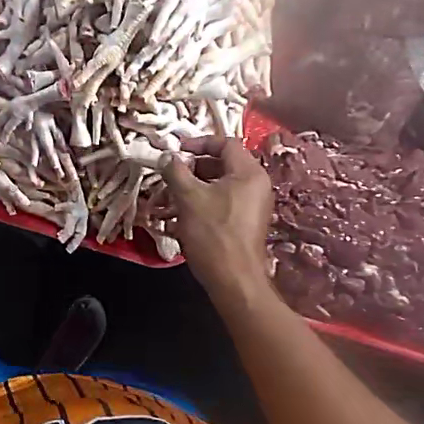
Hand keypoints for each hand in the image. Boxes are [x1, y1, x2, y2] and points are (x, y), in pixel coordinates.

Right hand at [161, 136, 274, 301]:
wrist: (234, 281)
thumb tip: (167, 156)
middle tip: (170, 177)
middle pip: (221, 165)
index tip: (178, 151)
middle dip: (192, 170)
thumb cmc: (214, 234)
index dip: (199, 143)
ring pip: (218, 187)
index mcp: (249, 173)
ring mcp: (252, 206)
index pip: (226, 143)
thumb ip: (176, 171)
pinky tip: (179, 217)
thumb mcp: (189, 198)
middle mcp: (256, 186)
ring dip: (192, 190)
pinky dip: (201, 205)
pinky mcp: (245, 224)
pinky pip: (222, 205)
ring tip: (168, 200)